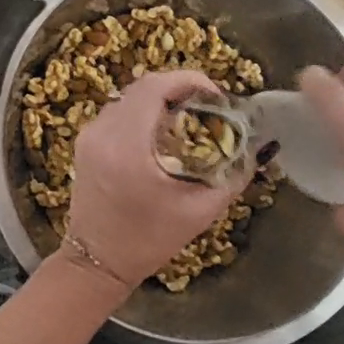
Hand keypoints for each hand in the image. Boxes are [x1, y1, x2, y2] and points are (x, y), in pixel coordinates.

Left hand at [65, 70, 248, 289]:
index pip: (154, 87)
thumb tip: (260, 146)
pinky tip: (161, 135)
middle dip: (178, 90)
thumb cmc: (148, 240)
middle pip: (141, 87)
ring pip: (127, 97)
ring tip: (188, 121)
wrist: (96, 262)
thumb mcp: (199, 210)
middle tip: (208, 107)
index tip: (216, 96)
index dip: (189, 81)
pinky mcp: (83, 143)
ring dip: (159, 100)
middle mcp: (102, 132)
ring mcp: (88, 136)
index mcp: (126, 146)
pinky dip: (141, 113)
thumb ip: (233, 174)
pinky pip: (116, 113)